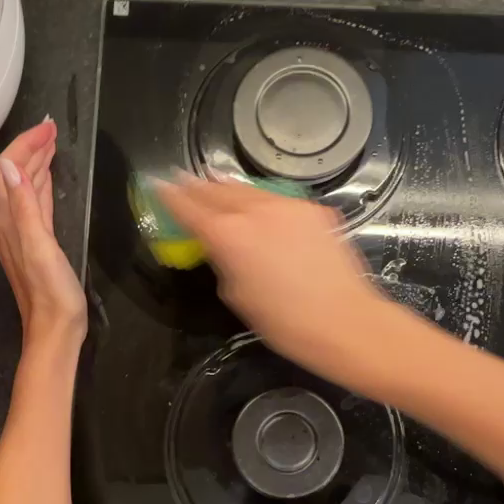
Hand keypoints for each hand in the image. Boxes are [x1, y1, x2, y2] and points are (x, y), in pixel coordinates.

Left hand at [0, 119, 85, 350]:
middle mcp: (9, 223)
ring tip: (52, 146)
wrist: (54, 330)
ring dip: (36, 165)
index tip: (49, 127)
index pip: (10, 169)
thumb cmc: (51, 292)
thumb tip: (11, 167)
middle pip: (14, 175)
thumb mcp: (40, 247)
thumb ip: (25, 207)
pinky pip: (33, 205)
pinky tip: (47, 181)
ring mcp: (20, 235)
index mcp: (9, 220)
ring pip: (24, 189)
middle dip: (31, 149)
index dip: (26, 145)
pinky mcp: (35, 245)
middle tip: (53, 129)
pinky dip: (40, 186)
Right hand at [154, 174, 391, 377]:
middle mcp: (256, 211)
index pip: (190, 208)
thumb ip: (223, 263)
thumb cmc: (286, 323)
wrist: (344, 321)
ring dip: (227, 186)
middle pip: (218, 191)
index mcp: (229, 236)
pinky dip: (260, 199)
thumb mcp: (237, 297)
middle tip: (182, 179)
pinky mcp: (314, 210)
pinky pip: (277, 199)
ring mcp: (288, 207)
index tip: (158, 185)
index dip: (171, 196)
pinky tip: (256, 203)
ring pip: (249, 189)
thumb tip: (221, 248)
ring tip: (213, 181)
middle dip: (198, 186)